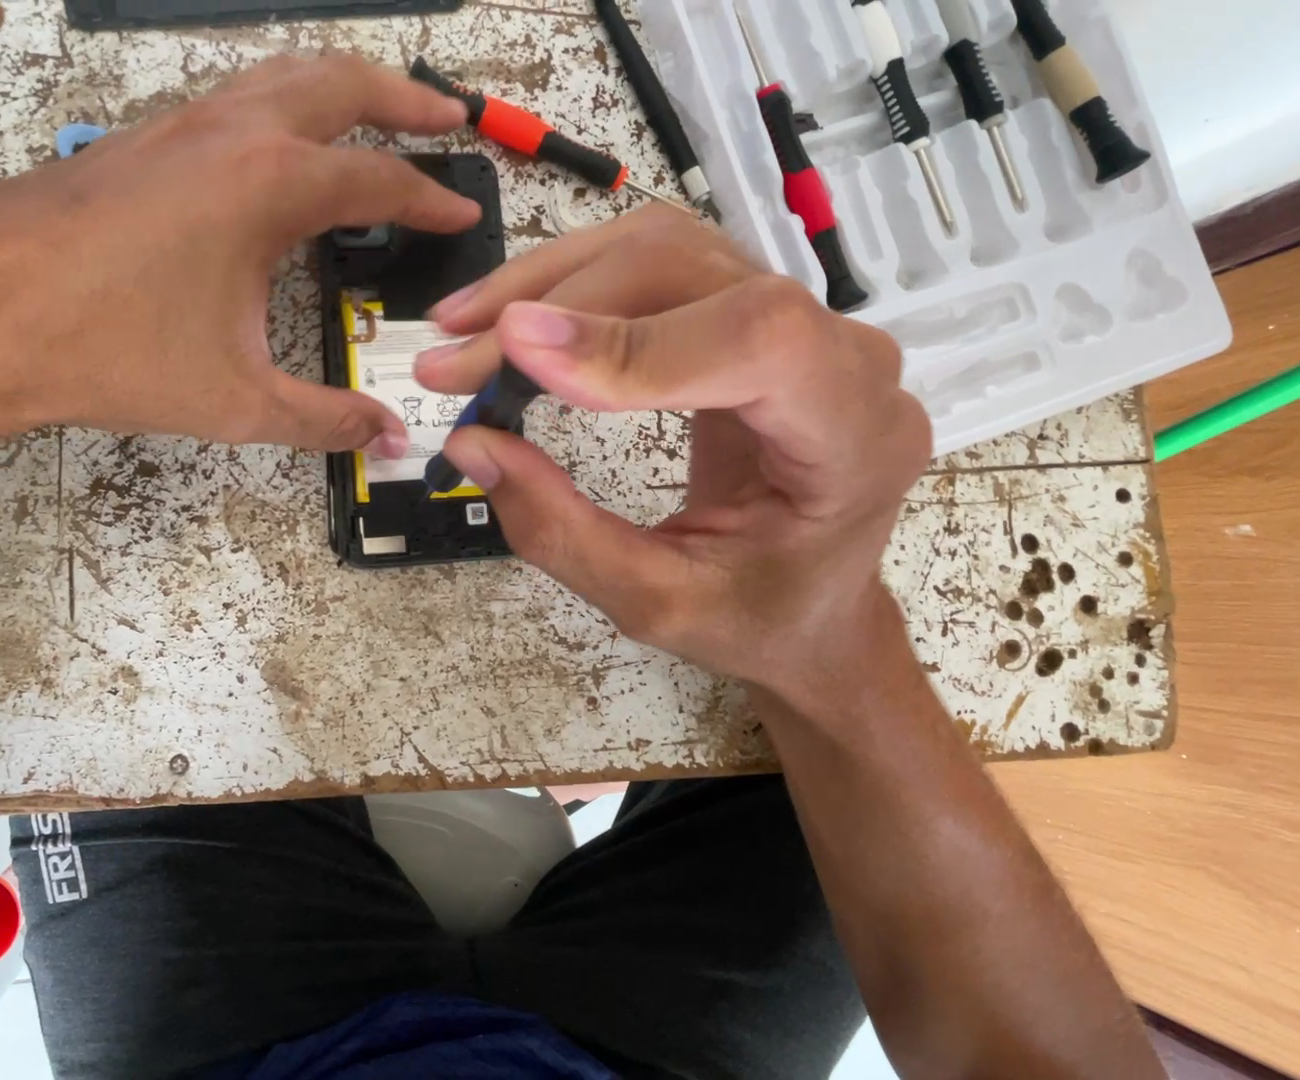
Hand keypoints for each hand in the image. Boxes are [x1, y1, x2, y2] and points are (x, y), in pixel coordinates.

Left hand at [0, 55, 480, 460]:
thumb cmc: (108, 353)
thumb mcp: (235, 401)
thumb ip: (324, 419)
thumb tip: (387, 438)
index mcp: (269, 186)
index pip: (378, 182)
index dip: (430, 200)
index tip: (463, 211)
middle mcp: (230, 134)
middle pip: (341, 85)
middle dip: (405, 99)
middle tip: (447, 117)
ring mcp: (177, 127)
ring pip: (280, 77)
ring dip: (340, 89)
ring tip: (373, 117)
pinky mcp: (137, 141)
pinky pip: (231, 100)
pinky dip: (280, 107)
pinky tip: (275, 152)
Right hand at [417, 206, 931, 711]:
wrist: (812, 608)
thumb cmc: (754, 620)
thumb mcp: (653, 604)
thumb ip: (561, 532)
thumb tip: (469, 441)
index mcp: (852, 439)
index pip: (756, 342)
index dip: (630, 342)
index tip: (513, 353)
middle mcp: (842, 356)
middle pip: (690, 271)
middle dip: (556, 306)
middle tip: (448, 364)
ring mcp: (799, 324)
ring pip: (664, 251)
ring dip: (550, 281)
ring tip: (460, 329)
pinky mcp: (747, 318)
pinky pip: (656, 270)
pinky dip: (571, 285)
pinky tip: (509, 319)